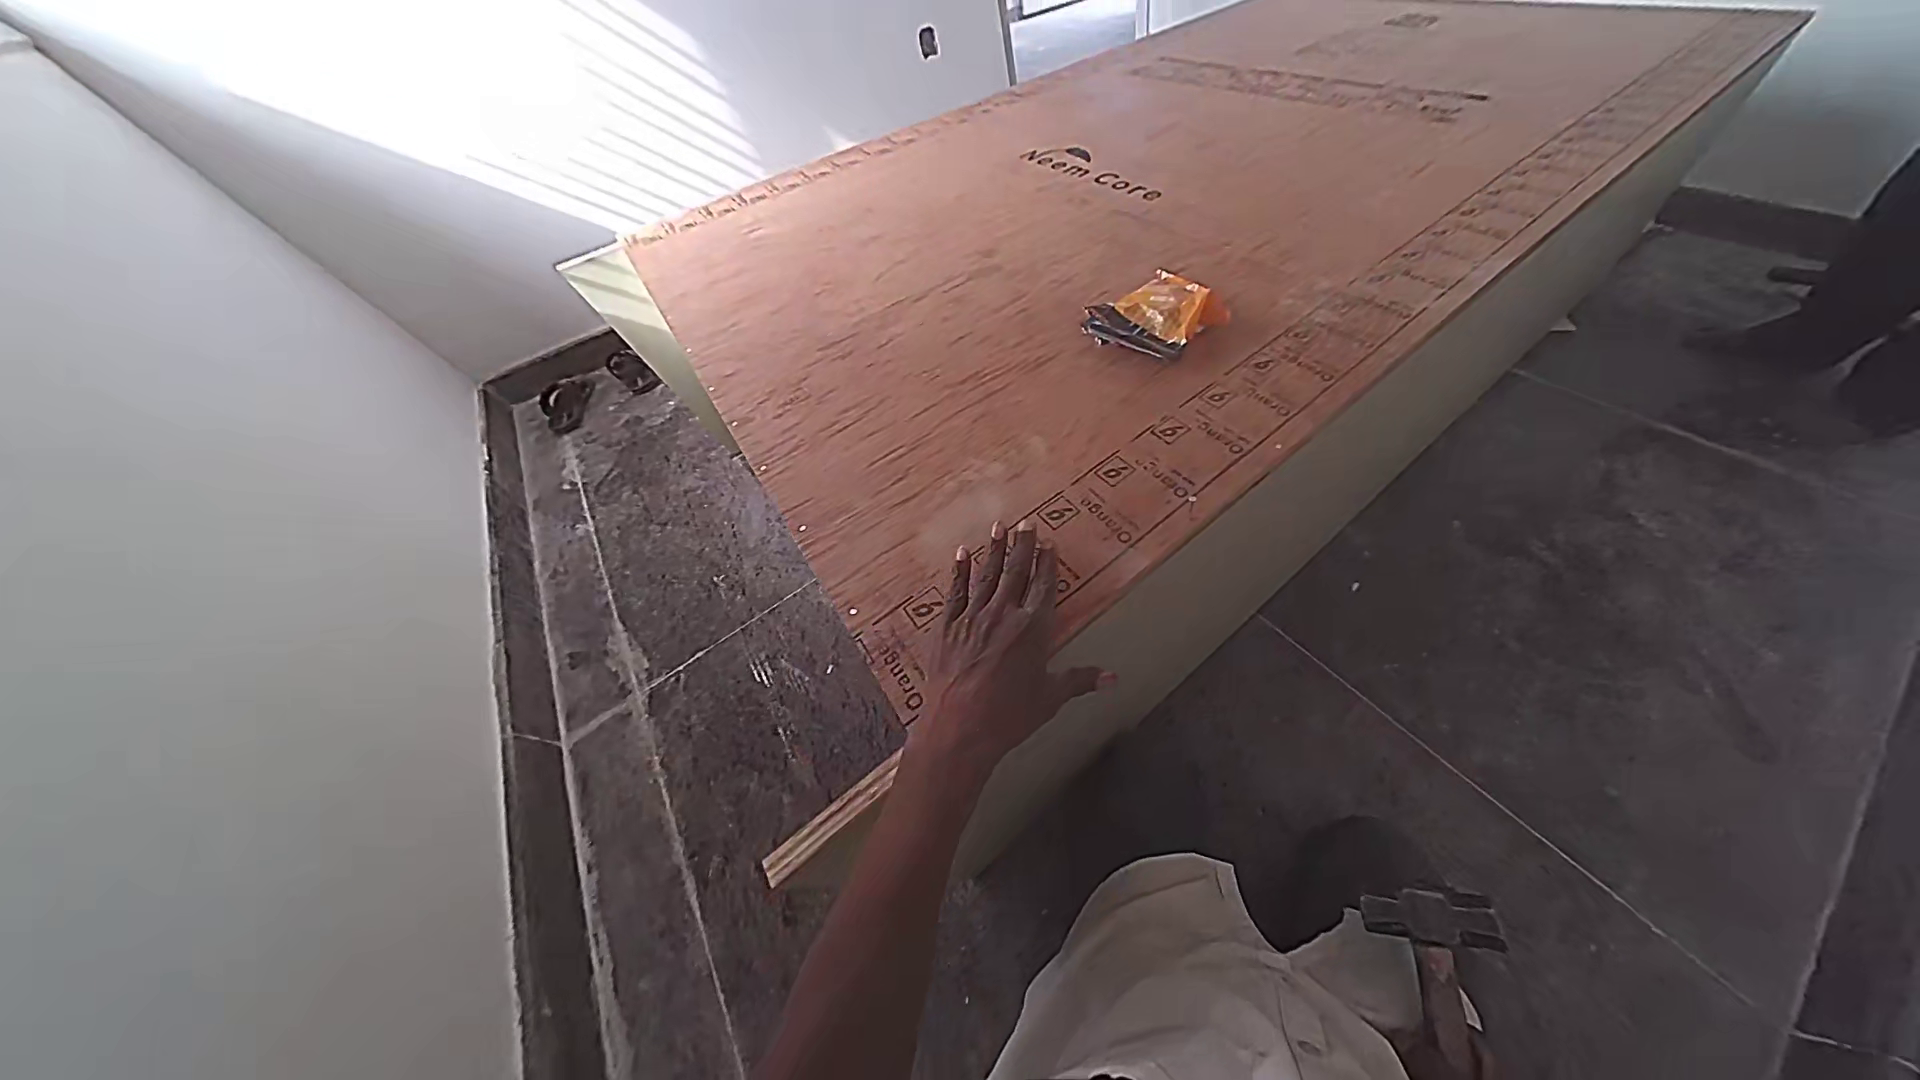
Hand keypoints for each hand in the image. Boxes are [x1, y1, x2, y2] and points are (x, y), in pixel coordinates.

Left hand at [907, 520, 1112, 786]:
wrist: (959, 727)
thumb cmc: (1009, 716)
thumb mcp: (1050, 697)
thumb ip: (1081, 680)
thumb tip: (1114, 678)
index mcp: (1033, 629)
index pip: (1044, 586)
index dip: (1047, 562)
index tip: (1048, 542)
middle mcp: (1005, 615)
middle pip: (1016, 572)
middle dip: (1023, 546)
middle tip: (1026, 522)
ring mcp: (974, 618)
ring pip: (988, 575)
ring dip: (995, 550)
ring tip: (999, 526)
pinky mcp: (948, 626)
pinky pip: (956, 592)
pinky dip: (959, 571)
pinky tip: (962, 554)